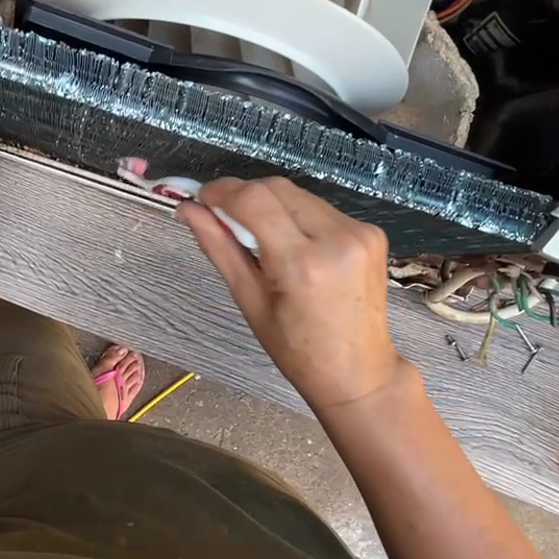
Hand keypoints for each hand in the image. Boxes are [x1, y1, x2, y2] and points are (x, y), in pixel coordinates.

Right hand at [181, 177, 408, 410]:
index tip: (200, 197)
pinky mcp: (371, 232)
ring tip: (255, 235)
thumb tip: (187, 209)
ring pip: (297, 194)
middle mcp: (336, 238)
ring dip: (268, 204)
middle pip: (275, 188)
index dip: (221, 191)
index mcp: (302, 263)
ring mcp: (359, 232)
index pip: (254, 200)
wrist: (357, 369)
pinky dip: (294, 216)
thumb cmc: (295, 348)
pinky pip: (319, 208)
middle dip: (242, 195)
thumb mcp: (248, 300)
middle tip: (220, 215)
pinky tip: (288, 243)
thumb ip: (218, 247)